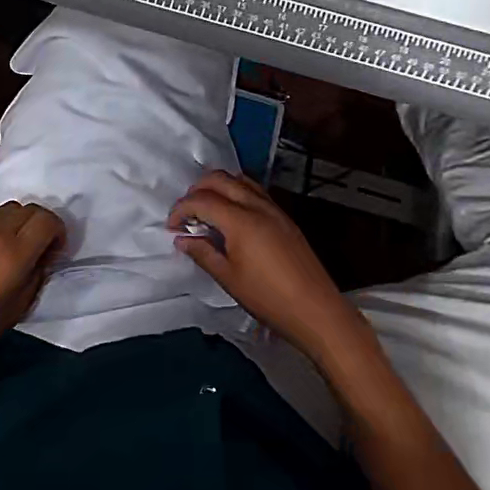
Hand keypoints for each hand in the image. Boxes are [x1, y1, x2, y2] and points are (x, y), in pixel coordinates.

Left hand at [0, 201, 64, 399]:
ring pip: (9, 209)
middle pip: (30, 208)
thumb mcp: (16, 310)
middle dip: (42, 224)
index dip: (59, 232)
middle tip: (40, 250)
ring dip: (21, 223)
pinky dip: (1, 228)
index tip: (56, 252)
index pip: (48, 220)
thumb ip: (36, 277)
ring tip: (16, 251)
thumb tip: (43, 258)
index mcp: (14, 254)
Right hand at [169, 170, 372, 365]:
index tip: (172, 227)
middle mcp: (257, 206)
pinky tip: (232, 216)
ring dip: (218, 187)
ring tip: (207, 211)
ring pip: (239, 180)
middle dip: (196, 190)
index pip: (201, 200)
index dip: (181, 209)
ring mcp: (274, 209)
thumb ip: (203, 253)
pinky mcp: (285, 217)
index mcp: (240, 220)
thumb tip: (183, 239)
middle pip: (220, 179)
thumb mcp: (228, 279)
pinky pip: (255, 191)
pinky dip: (236, 192)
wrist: (317, 310)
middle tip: (186, 214)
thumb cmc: (268, 298)